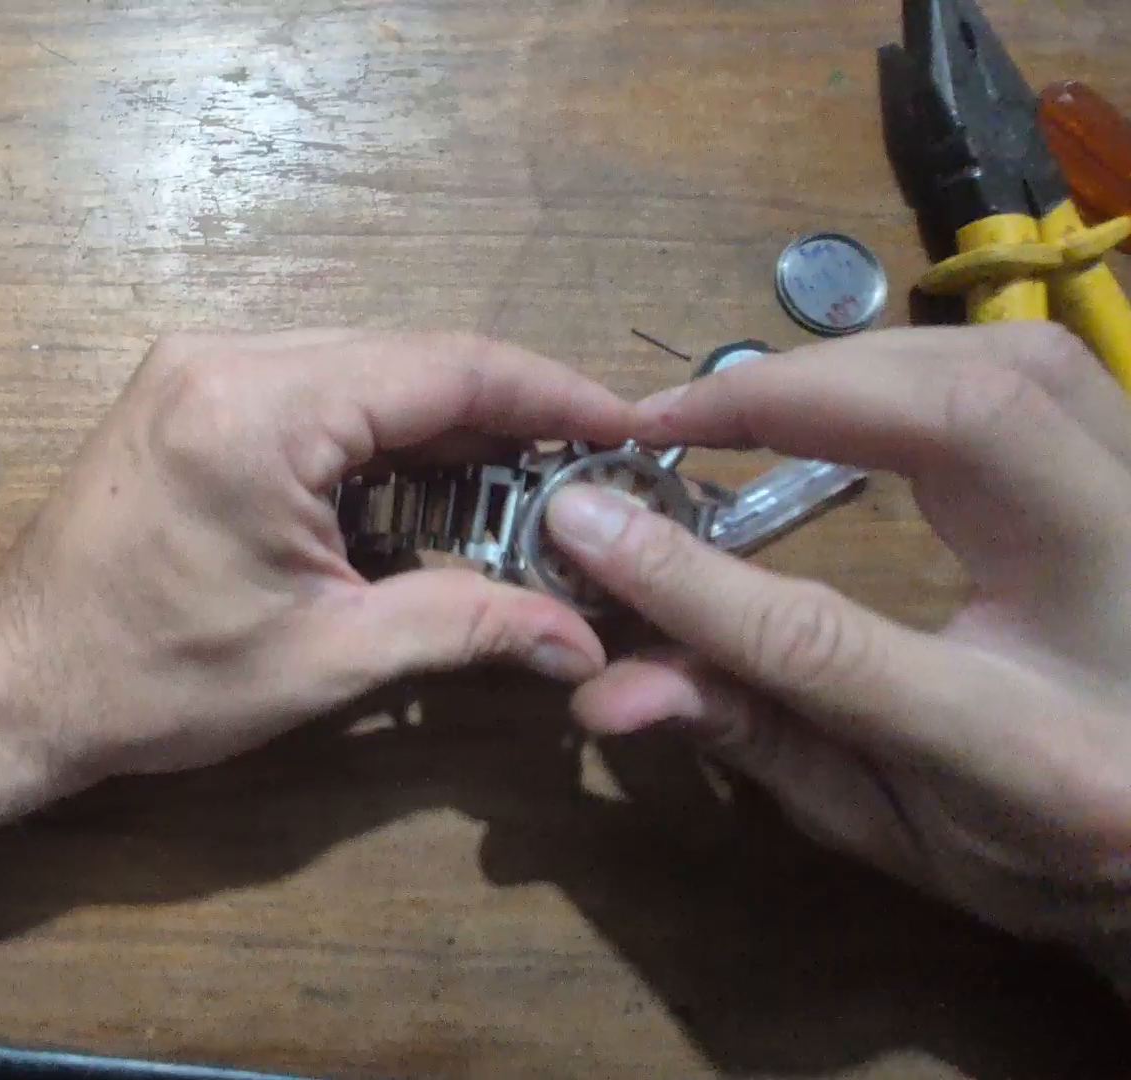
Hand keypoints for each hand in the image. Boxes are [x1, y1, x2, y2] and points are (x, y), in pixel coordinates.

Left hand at [0, 329, 632, 780]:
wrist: (22, 677)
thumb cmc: (155, 678)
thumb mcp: (321, 655)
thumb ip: (461, 624)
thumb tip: (581, 639)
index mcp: (259, 409)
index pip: (443, 366)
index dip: (548, 394)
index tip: (624, 426)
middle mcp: (223, 355)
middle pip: (401, 361)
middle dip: (493, 420)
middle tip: (570, 480)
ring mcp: (193, 365)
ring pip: (354, 370)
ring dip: (430, 427)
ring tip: (505, 491)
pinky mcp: (179, 391)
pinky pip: (303, 388)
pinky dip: (365, 431)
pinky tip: (407, 484)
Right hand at [542, 325, 1130, 969]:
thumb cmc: (1015, 836)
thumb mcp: (862, 816)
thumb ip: (739, 736)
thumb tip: (600, 692)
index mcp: (1032, 755)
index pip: (819, 641)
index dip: (682, 574)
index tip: (579, 515)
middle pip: (972, 427)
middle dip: (786, 396)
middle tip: (662, 419)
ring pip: (1017, 366)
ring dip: (845, 364)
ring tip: (731, 403)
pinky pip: (1045, 365)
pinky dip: (912, 358)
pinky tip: (830, 392)